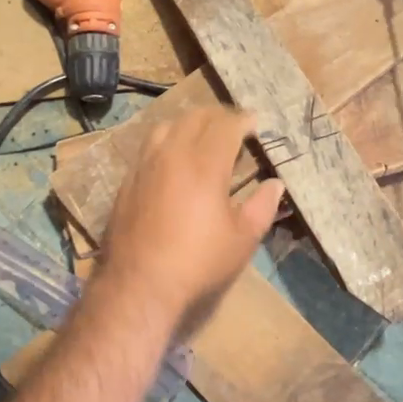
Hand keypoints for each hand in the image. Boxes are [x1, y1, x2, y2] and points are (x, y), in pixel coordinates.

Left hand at [96, 107, 283, 332]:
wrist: (138, 285)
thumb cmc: (198, 263)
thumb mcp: (241, 240)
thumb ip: (261, 206)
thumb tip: (275, 184)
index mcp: (205, 164)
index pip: (226, 125)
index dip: (244, 119)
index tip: (255, 122)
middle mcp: (172, 155)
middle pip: (195, 117)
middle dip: (218, 116)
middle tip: (233, 126)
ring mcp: (145, 166)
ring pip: (167, 126)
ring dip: (189, 124)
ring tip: (202, 136)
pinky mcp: (127, 181)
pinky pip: (149, 147)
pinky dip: (167, 141)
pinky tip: (173, 160)